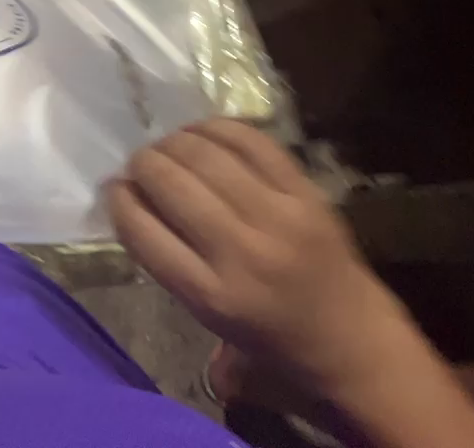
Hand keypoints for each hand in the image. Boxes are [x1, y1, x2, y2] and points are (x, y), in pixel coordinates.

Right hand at [107, 119, 427, 407]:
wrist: (358, 345)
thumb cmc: (270, 339)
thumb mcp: (204, 317)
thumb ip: (162, 257)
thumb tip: (125, 193)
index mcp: (211, 296)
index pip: (139, 228)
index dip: (117, 198)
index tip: (115, 189)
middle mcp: (242, 253)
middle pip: (167, 182)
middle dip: (141, 165)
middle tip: (140, 167)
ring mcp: (279, 217)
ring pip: (203, 153)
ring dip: (172, 142)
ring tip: (169, 149)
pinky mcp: (306, 193)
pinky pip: (249, 141)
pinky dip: (215, 128)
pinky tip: (202, 134)